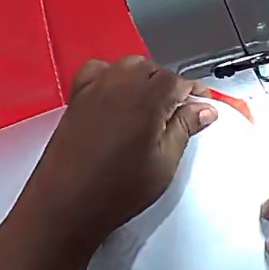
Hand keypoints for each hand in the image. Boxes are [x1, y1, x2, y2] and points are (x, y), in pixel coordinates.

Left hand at [16, 57, 217, 249]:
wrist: (66, 203)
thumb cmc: (114, 190)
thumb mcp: (163, 163)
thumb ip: (184, 128)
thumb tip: (202, 109)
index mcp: (146, 97)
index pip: (178, 80)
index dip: (193, 91)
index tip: (202, 102)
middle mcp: (120, 83)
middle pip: (153, 69)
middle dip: (169, 86)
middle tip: (178, 112)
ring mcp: (96, 86)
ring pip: (128, 66)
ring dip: (143, 78)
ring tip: (150, 107)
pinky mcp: (78, 94)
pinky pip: (99, 70)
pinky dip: (112, 75)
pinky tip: (117, 95)